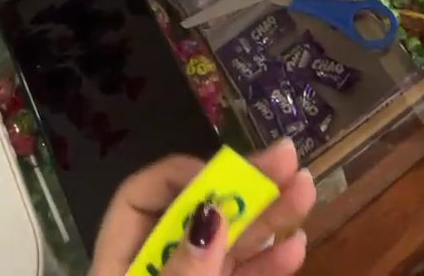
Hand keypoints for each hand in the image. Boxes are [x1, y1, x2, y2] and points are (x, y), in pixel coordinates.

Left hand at [88, 139, 315, 275]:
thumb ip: (184, 272)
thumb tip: (213, 214)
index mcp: (118, 264)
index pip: (141, 195)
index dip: (184, 176)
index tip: (226, 173)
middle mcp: (153, 269)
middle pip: (196, 213)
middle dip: (244, 186)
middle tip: (289, 159)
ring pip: (227, 243)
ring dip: (269, 219)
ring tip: (306, 191)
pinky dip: (268, 264)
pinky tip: (296, 246)